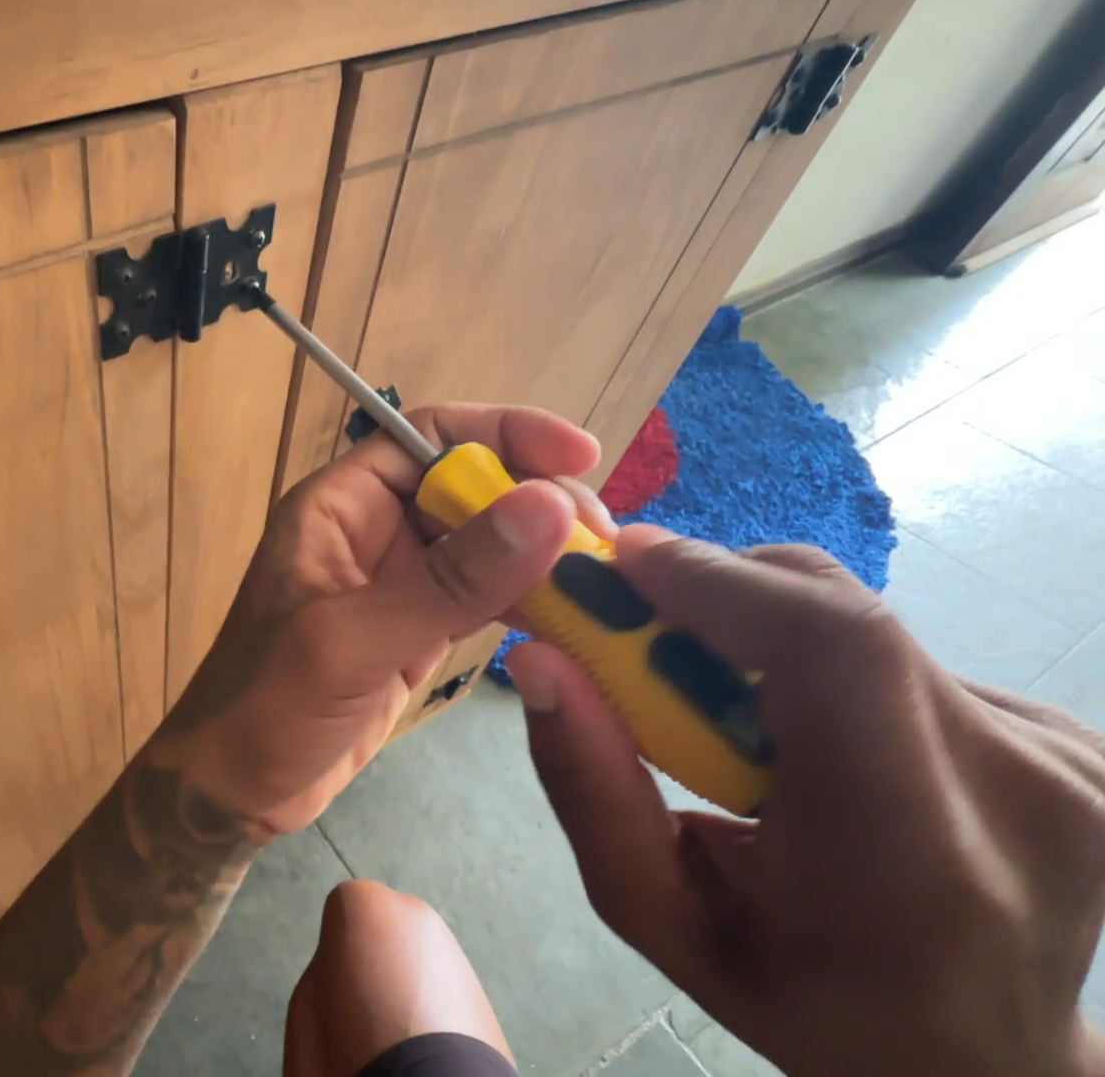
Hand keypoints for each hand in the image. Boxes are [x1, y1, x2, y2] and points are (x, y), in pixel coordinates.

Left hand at [149, 403, 613, 838]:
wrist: (237, 786)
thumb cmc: (267, 705)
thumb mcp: (351, 640)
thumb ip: (448, 580)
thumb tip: (549, 506)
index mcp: (337, 507)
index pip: (425, 436)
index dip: (502, 432)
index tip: (579, 455)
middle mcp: (369, 532)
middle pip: (466, 484)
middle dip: (535, 496)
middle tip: (602, 537)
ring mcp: (396, 583)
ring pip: (482, 541)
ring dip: (540, 550)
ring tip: (604, 576)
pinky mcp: (415, 629)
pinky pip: (482, 595)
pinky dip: (526, 599)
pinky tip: (573, 613)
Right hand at [511, 526, 1104, 1076]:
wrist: (982, 1060)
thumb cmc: (795, 993)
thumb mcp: (654, 911)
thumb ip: (589, 789)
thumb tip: (537, 659)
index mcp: (911, 851)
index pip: (829, 645)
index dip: (715, 578)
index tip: (619, 561)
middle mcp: (1022, 784)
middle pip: (842, 613)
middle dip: (716, 592)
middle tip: (638, 624)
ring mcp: (1072, 755)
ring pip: (865, 623)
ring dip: (762, 634)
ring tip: (724, 708)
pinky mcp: (1076, 731)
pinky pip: (902, 650)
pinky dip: (820, 663)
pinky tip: (804, 732)